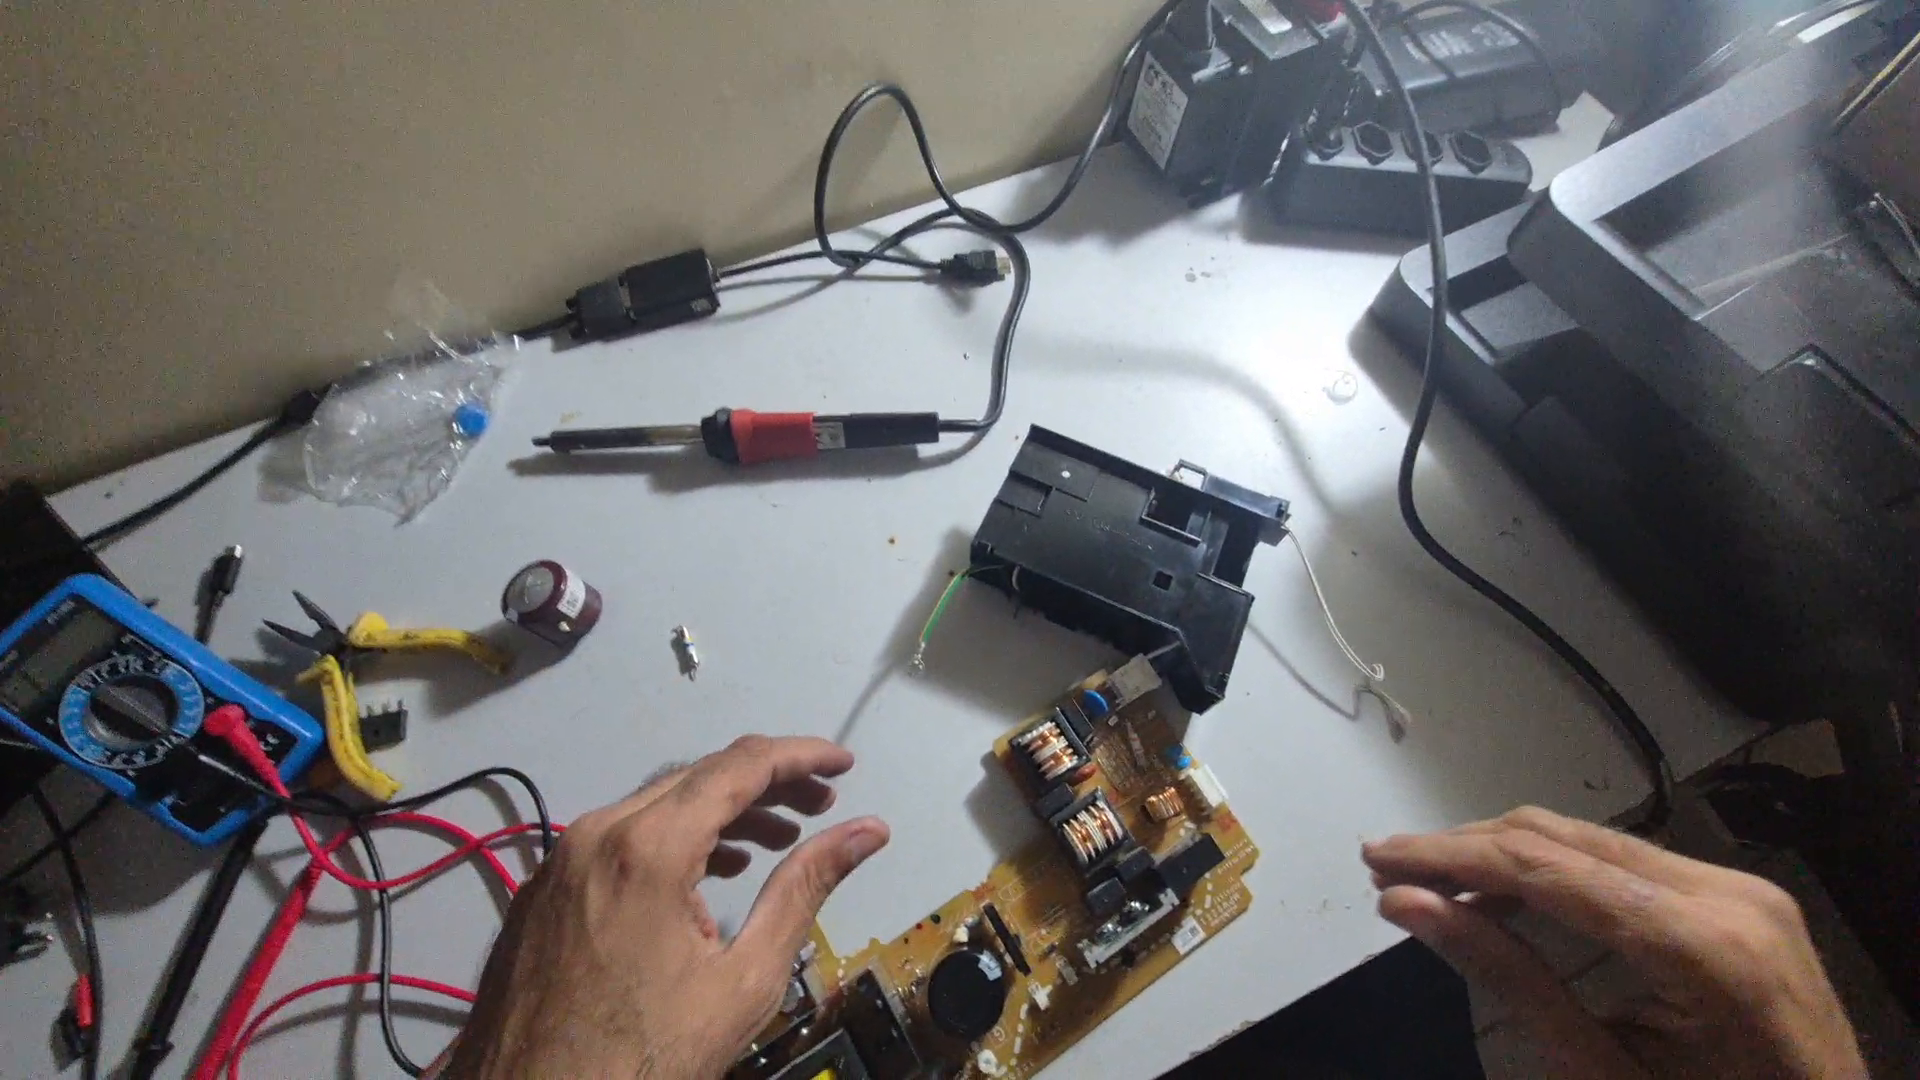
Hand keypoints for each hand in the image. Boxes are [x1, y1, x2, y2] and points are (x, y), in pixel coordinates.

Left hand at [444, 735, 889, 1078]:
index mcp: (648, 846)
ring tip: (782, 835)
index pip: (742, 765)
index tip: (846, 763)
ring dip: (728, 807)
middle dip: (771, 781)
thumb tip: (871, 830)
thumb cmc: (643, 1063)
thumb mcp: (745, 979)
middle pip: (703, 774)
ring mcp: (564, 856)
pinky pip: (627, 833)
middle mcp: (599, 830)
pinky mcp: (547, 885)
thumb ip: (807, 887)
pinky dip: (682, 835)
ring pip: (664, 800)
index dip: (802, 755)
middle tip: (824, 802)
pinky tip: (717, 869)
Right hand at [1363, 807, 1864, 1079]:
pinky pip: (1606, 855)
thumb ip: (1505, 978)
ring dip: (1490, 851)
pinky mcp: (1729, 894)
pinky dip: (1538, 865)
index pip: (1540, 868)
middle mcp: (1726, 893)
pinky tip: (1494, 889)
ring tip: (1426, 875)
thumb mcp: (1601, 1073)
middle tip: (1387, 867)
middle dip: (1458, 848)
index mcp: (1706, 946)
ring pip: (1573, 835)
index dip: (1445, 855)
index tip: (1375, 859)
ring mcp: (1734, 888)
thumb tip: (1402, 903)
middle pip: (1552, 838)